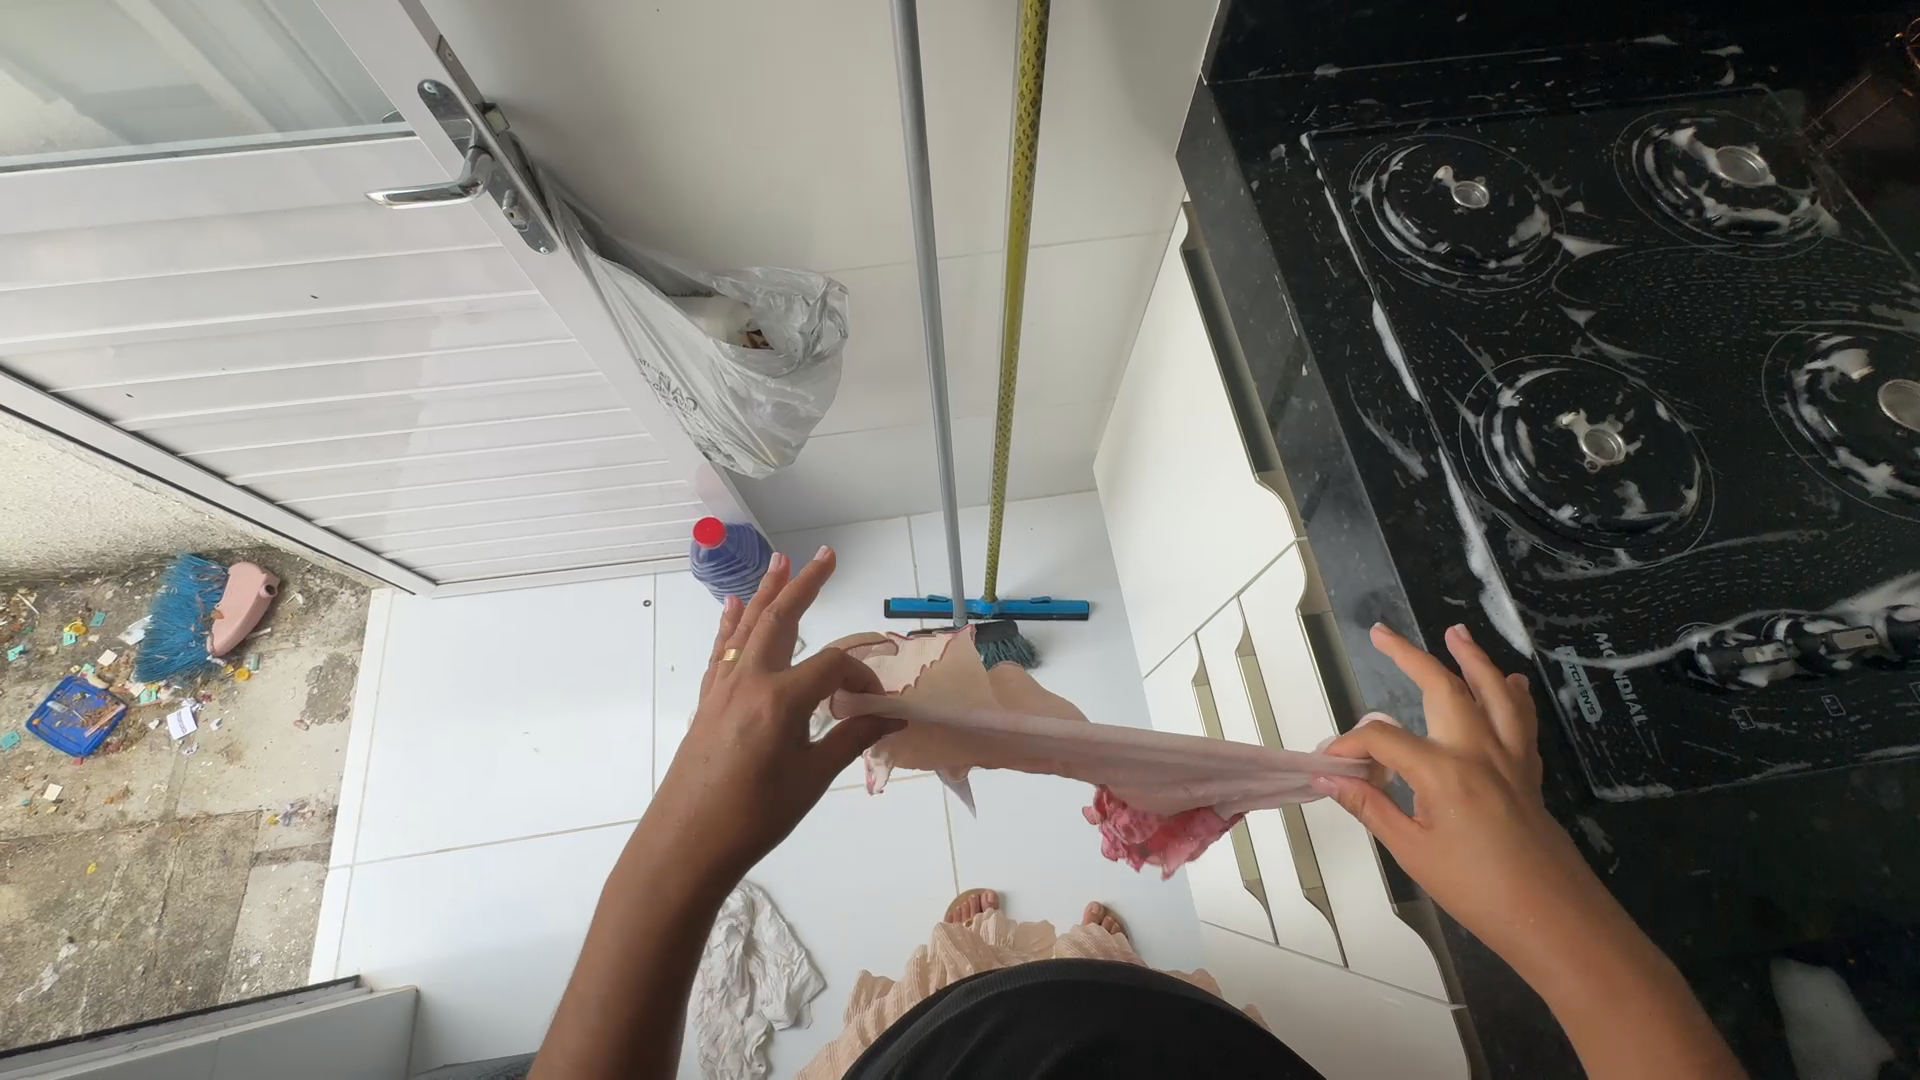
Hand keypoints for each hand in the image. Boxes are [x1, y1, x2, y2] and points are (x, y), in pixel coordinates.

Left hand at [650, 548, 900, 882]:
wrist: (684, 847)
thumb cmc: (754, 817)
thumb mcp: (812, 779)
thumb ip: (853, 739)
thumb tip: (894, 718)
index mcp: (782, 699)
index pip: (834, 667)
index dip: (863, 678)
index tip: (878, 704)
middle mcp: (751, 681)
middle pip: (783, 620)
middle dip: (806, 584)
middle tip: (826, 555)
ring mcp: (724, 688)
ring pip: (749, 627)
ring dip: (767, 592)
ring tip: (780, 560)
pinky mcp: (708, 701)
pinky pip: (723, 651)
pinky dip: (731, 625)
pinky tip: (734, 605)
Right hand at [1312, 623, 1614, 972]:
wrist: (1562, 929)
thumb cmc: (1481, 894)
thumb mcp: (1413, 852)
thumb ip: (1369, 806)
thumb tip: (1325, 778)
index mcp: (1445, 772)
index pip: (1382, 739)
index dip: (1349, 745)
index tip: (1329, 763)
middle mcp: (1479, 753)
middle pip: (1443, 689)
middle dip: (1409, 656)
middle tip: (1381, 633)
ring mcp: (1510, 761)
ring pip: (1494, 695)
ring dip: (1473, 659)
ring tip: (1456, 633)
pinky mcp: (1529, 776)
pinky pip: (1521, 723)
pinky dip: (1511, 696)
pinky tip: (1509, 682)